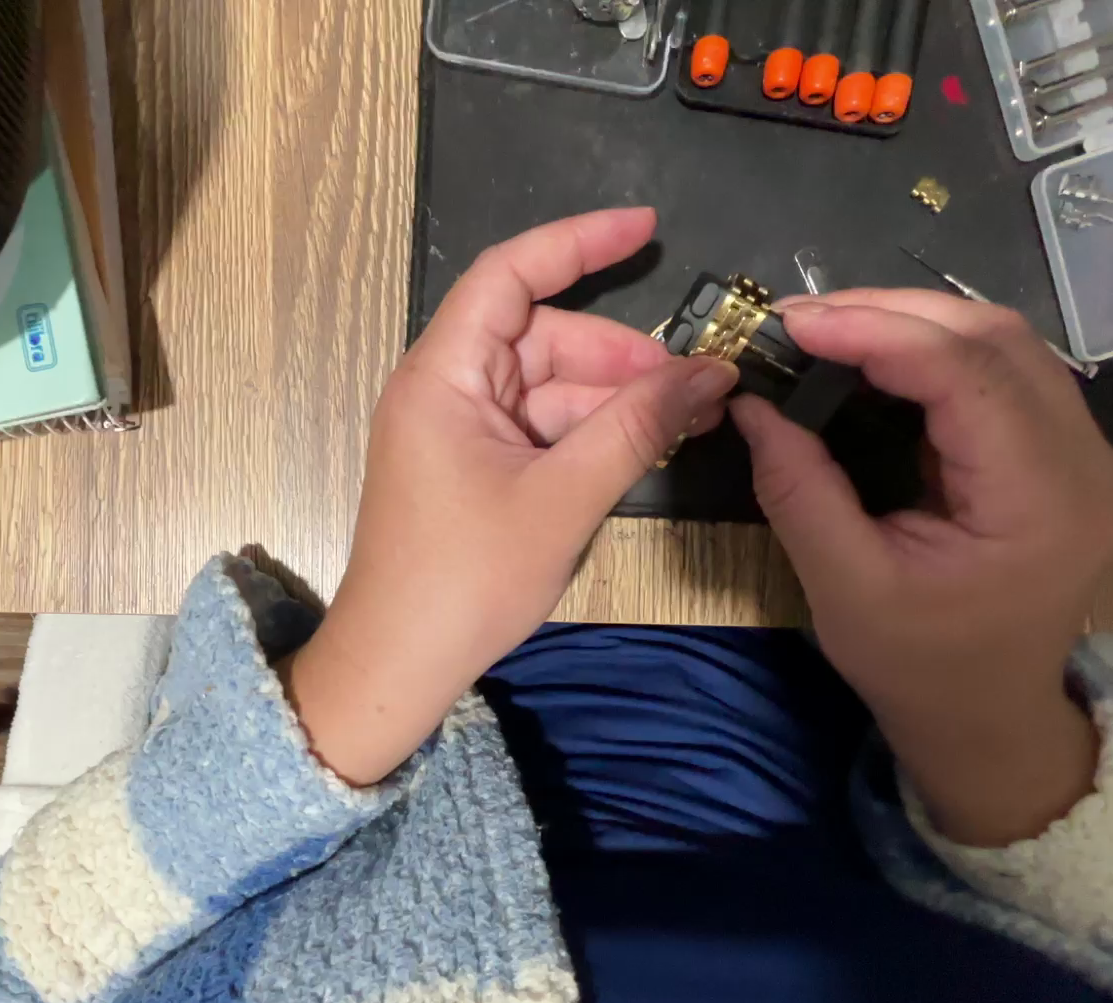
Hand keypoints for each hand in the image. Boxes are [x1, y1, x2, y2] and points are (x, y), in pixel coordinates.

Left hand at [282, 209, 737, 785]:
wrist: (401, 663)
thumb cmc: (467, 579)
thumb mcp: (562, 498)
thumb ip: (636, 428)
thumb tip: (711, 373)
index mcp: (444, 375)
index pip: (509, 275)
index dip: (578, 242)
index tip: (647, 229)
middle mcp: (444, 390)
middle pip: (540, 339)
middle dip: (616, 355)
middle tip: (692, 383)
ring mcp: (456, 432)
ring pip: (545, 390)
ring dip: (609, 402)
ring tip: (682, 420)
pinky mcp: (470, 469)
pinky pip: (535, 431)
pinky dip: (583, 437)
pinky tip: (636, 450)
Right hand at [731, 289, 1112, 844]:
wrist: (984, 712)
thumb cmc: (915, 663)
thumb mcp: (841, 585)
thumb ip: (798, 490)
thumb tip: (750, 406)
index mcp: (1038, 500)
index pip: (968, 374)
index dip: (877, 333)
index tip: (791, 324)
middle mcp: (1080, 458)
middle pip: (995, 338)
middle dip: (889, 312)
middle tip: (796, 318)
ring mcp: (1076, 450)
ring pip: (1001, 343)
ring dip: (909, 322)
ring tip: (825, 328)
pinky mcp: (1051, 452)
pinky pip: (995, 372)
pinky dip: (927, 351)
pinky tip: (870, 357)